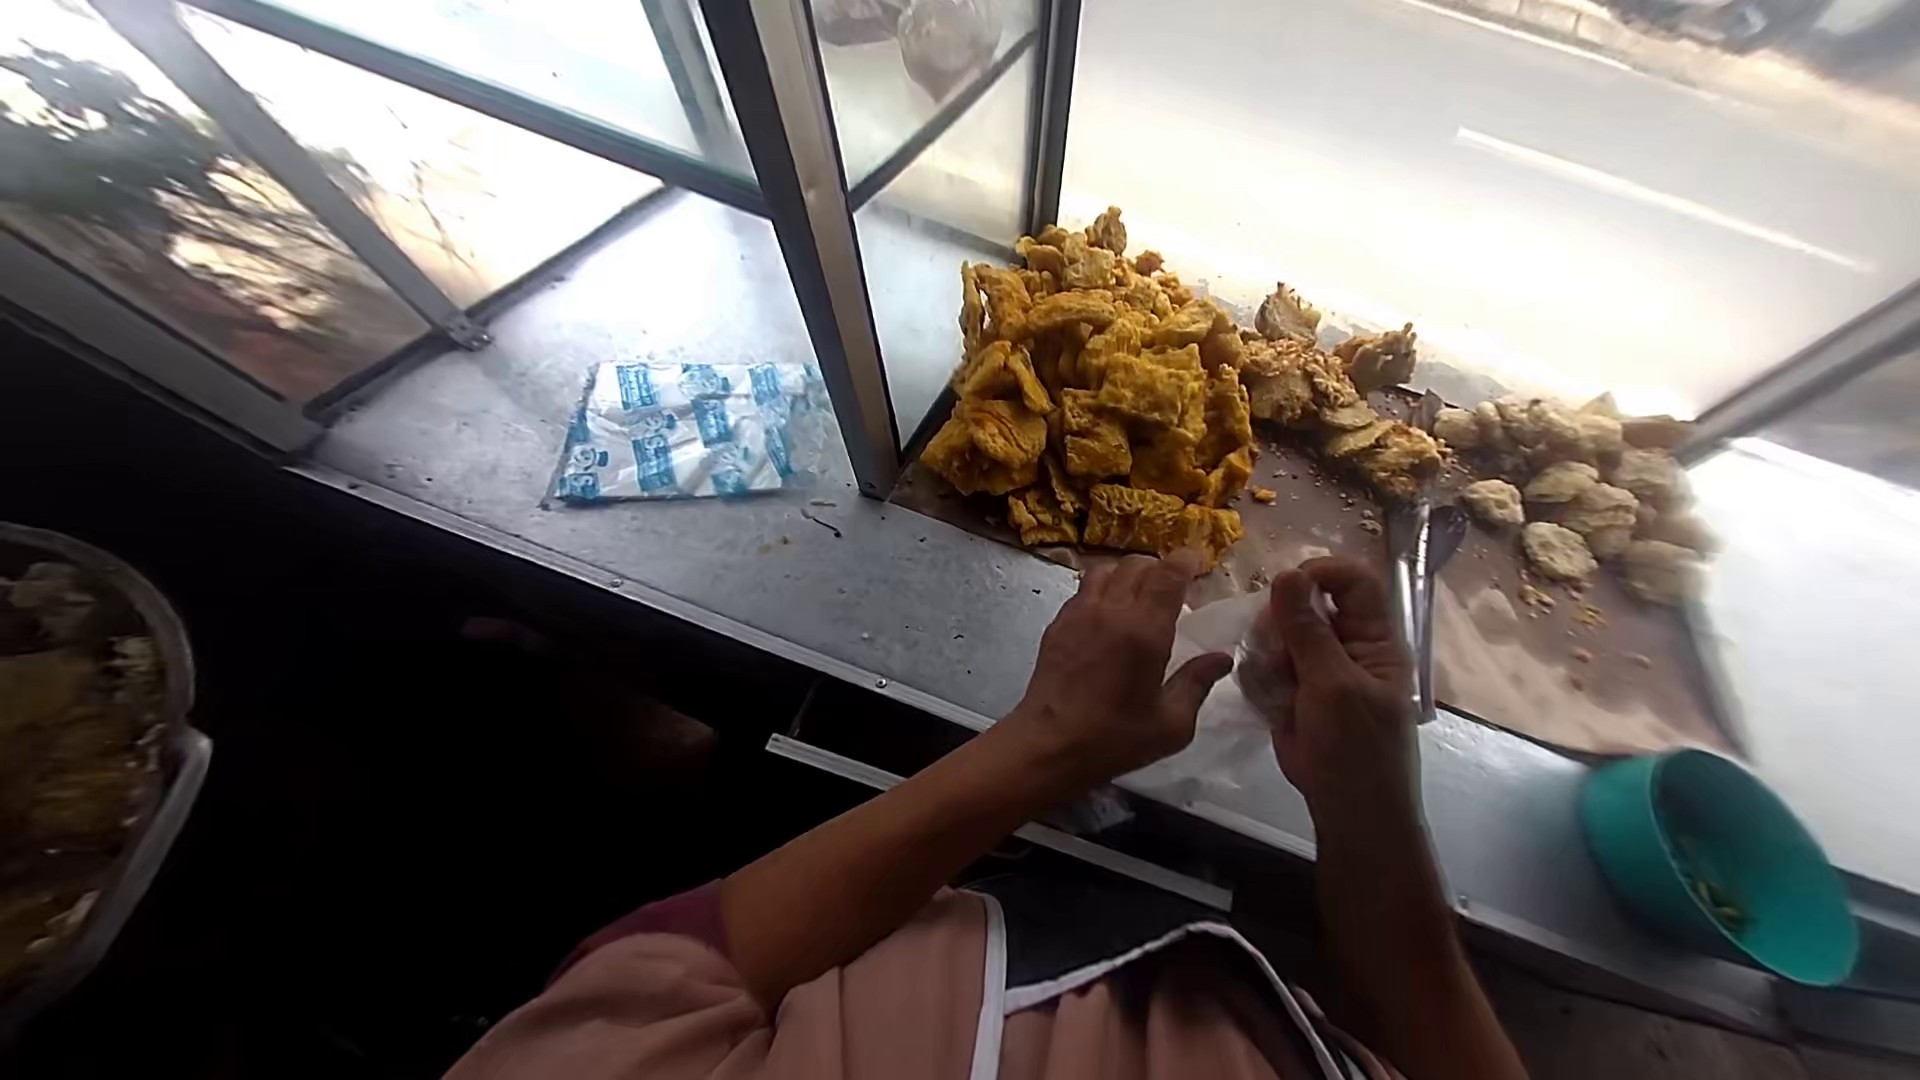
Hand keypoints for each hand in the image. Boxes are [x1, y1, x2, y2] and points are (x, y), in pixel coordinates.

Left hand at [1001, 551, 1233, 792]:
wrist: (1050, 743)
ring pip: (1105, 570)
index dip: (1185, 560)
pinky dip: (1101, 589)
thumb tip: (1221, 658)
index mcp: (1144, 630)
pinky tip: (1107, 616)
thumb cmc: (1115, 738)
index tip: (1197, 563)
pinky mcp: (1057, 623)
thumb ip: (1197, 683)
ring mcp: (1078, 613)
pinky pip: (1082, 590)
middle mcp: (1110, 611)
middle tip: (1172, 588)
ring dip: (1126, 574)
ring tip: (1137, 596)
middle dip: (1159, 567)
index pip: (1167, 574)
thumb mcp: (1171, 723)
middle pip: (1136, 564)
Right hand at [1263, 557, 1416, 822]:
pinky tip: (1273, 705)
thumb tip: (1287, 574)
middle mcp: (1343, 643)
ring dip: (1267, 658)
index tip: (1283, 588)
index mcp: (1373, 638)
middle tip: (1277, 656)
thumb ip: (1307, 629)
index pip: (1352, 580)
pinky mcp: (1288, 684)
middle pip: (1301, 603)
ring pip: (1273, 633)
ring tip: (1279, 690)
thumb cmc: (1356, 748)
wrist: (1345, 806)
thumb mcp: (1333, 685)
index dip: (1319, 574)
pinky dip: (1260, 681)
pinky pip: (1260, 662)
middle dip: (1280, 626)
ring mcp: (1313, 665)